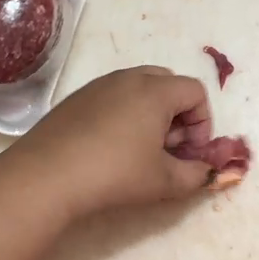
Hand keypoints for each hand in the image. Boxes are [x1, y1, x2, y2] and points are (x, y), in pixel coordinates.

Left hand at [0, 66, 217, 222]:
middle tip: (168, 150)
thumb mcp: (165, 181)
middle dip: (178, 115)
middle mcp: (128, 78)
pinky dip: (123, 116)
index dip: (203, 123)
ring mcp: (98, 86)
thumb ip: (198, 175)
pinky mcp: (75, 99)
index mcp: (155, 90)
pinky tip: (109, 150)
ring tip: (140, 152)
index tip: (190, 153)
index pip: (195, 91)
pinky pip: (112, 98)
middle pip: (168, 84)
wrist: (46, 176)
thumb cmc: (115, 174)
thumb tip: (212, 173)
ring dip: (151, 115)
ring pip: (138, 89)